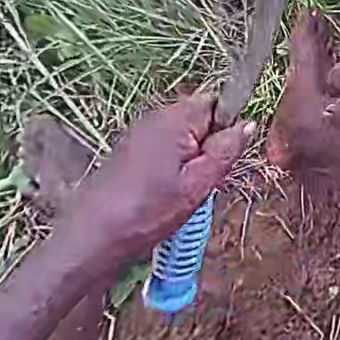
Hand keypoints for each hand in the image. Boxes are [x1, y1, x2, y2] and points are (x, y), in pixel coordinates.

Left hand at [58, 95, 253, 267]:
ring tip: (185, 192)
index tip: (224, 157)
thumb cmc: (147, 211)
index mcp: (175, 118)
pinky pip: (167, 148)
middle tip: (205, 180)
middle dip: (210, 145)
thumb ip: (225, 151)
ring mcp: (141, 132)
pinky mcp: (131, 150)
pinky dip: (174, 167)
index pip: (218, 101)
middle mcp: (157, 116)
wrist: (91, 237)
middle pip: (201, 118)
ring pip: (185, 136)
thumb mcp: (198, 184)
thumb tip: (247, 124)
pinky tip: (166, 194)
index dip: (228, 126)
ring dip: (193, 159)